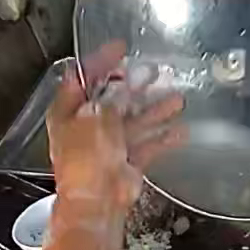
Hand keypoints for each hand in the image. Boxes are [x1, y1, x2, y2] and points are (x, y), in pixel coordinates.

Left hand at [46, 41, 185, 221]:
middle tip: (154, 72)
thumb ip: (115, 99)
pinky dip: (163, 138)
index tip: (121, 48)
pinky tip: (180, 131)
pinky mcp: (128, 162)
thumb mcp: (98, 119)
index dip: (102, 61)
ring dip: (155, 110)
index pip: (84, 77)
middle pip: (113, 98)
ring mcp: (109, 145)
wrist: (97, 202)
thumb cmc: (88, 159)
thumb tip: (128, 85)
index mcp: (69, 111)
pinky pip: (147, 146)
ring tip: (177, 99)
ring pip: (134, 121)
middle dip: (134, 85)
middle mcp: (87, 126)